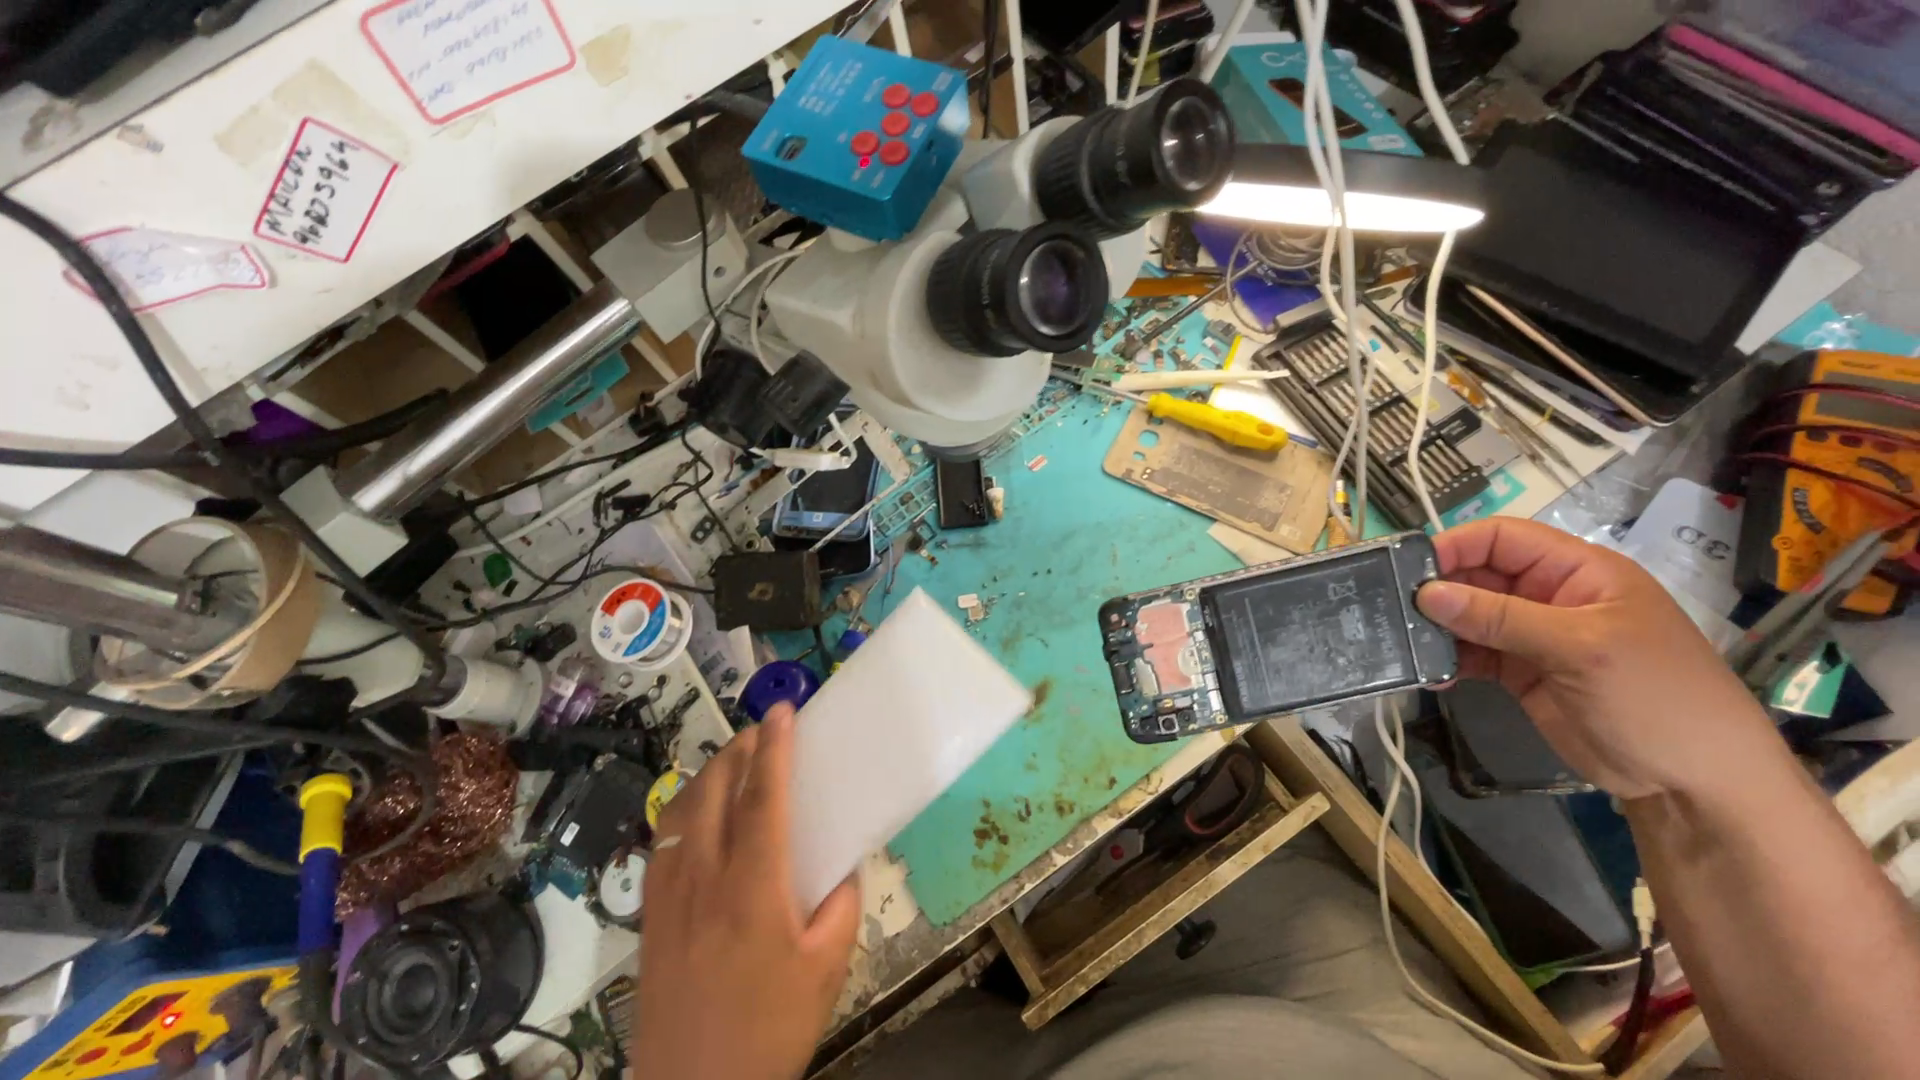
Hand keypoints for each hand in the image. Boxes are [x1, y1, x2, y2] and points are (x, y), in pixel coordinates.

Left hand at [635, 705, 860, 1079]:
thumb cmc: (771, 1027)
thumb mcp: (828, 969)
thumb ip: (839, 907)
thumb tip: (840, 865)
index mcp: (754, 889)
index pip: (763, 800)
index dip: (774, 750)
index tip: (783, 712)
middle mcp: (705, 879)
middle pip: (713, 792)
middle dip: (736, 751)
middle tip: (761, 731)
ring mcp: (669, 896)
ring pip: (681, 812)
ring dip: (706, 775)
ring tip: (732, 761)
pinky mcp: (649, 916)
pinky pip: (663, 843)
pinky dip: (682, 811)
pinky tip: (697, 816)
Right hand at [1416, 518, 1773, 801]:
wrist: (1694, 782)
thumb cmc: (1656, 697)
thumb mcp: (1581, 648)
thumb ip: (1501, 618)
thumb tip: (1427, 593)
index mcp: (1578, 571)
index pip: (1504, 538)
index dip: (1456, 546)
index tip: (1409, 568)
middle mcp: (1551, 596)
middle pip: (1479, 575)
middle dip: (1438, 588)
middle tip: (1390, 608)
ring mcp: (1534, 637)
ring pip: (1469, 616)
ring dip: (1436, 626)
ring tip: (1400, 641)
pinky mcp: (1521, 674)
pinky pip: (1473, 654)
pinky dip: (1447, 659)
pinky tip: (1426, 671)